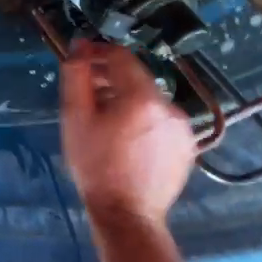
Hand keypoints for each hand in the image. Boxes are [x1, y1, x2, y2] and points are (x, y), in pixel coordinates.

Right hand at [60, 41, 196, 227]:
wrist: (128, 215)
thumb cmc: (95, 163)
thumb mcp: (75, 115)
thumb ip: (76, 74)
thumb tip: (80, 46)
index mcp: (143, 97)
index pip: (121, 56)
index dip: (97, 51)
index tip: (79, 57)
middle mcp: (170, 107)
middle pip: (136, 76)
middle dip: (109, 75)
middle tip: (85, 88)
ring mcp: (183, 129)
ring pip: (148, 97)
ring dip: (125, 96)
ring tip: (103, 115)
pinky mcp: (186, 146)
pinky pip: (160, 118)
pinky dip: (141, 115)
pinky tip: (124, 134)